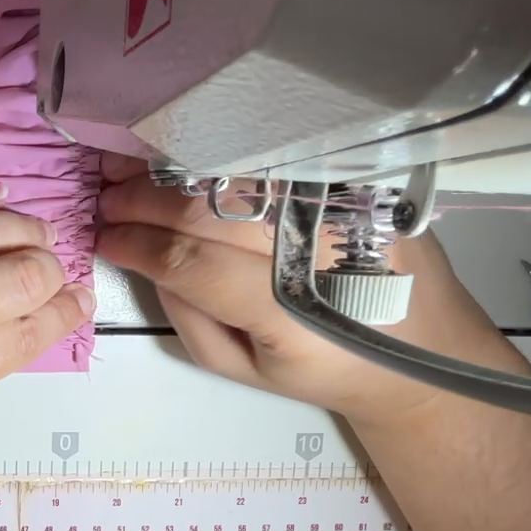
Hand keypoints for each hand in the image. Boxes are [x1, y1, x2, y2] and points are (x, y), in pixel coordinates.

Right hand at [94, 154, 524, 427]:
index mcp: (292, 314)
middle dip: (144, 204)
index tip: (103, 239)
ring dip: (175, 172)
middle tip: (105, 201)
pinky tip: (184, 160)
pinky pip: (277, 164)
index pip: (192, 263)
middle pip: (209, 212)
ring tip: (130, 172)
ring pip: (240, 178)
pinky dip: (221, 159)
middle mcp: (322, 252)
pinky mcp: (361, 187)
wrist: (427, 355)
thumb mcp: (243, 368)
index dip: (138, 245)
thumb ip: (188, 316)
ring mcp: (347, 211)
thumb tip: (147, 260)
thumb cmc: (324, 371)